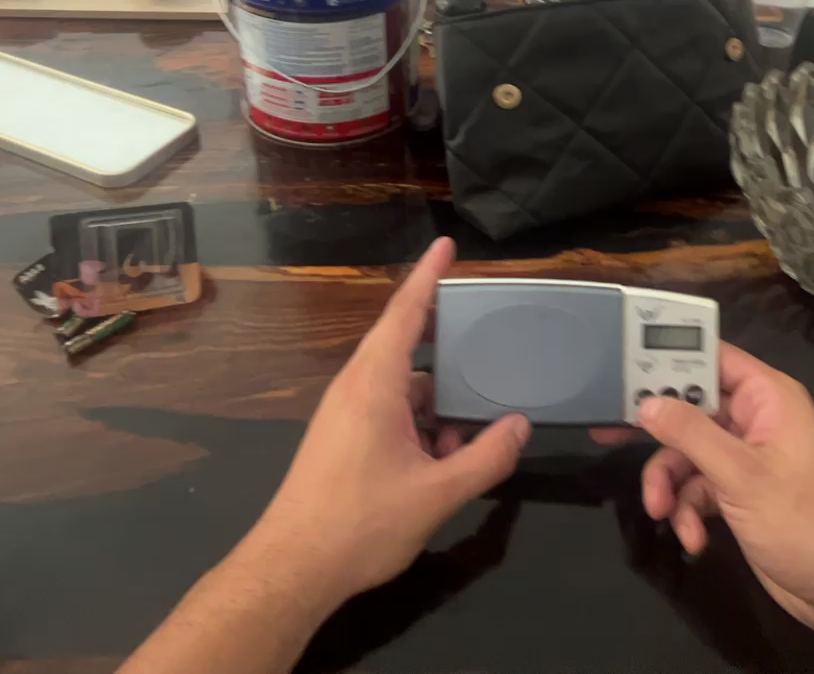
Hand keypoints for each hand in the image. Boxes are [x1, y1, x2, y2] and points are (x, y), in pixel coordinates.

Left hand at [246, 238, 530, 604]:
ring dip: (437, 393)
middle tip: (482, 328)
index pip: (405, 311)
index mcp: (375, 382)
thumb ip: (485, 458)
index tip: (446, 244)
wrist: (292, 569)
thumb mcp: (436, 494)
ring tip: (472, 417)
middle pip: (404, 340)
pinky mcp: (343, 434)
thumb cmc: (360, 523)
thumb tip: (521, 426)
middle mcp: (357, 385)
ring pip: (401, 381)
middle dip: (443, 334)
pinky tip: (444, 451)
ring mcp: (347, 410)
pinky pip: (389, 406)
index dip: (429, 274)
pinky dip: (420, 417)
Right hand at [636, 343, 813, 638]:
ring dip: (669, 482)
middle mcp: (753, 419)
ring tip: (660, 509)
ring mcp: (744, 458)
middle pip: (690, 407)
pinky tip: (692, 537)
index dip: (669, 357)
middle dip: (657, 430)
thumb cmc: (808, 520)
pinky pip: (697, 487)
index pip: (710, 357)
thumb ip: (691, 435)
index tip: (625, 366)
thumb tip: (646, 403)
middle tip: (610, 431)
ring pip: (686, 452)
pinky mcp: (738, 493)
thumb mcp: (743, 475)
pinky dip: (687, 510)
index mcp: (766, 397)